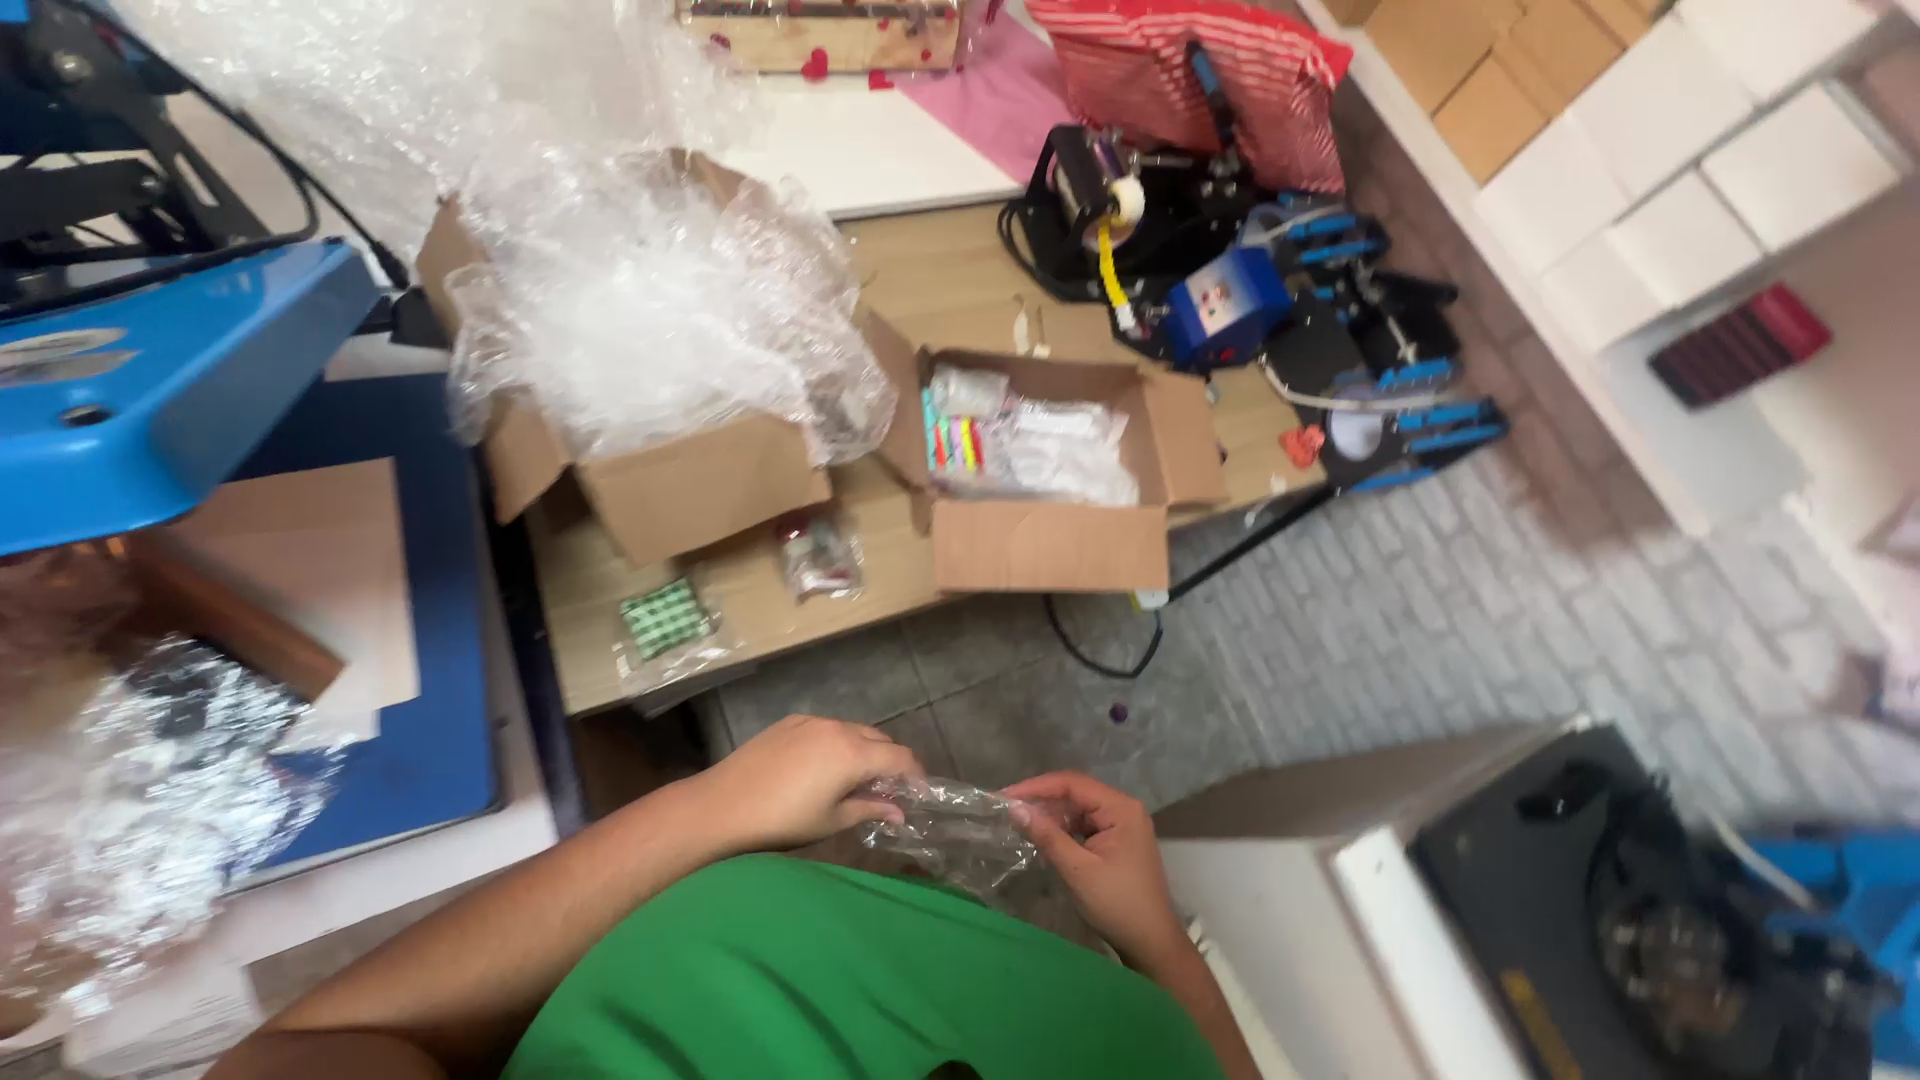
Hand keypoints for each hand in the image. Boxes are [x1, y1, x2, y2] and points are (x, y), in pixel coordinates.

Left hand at [690, 714, 924, 852]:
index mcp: (853, 753)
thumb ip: (870, 809)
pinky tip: (823, 768)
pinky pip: (827, 728)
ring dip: (864, 751)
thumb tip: (900, 812)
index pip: (900, 758)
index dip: (916, 775)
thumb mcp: (831, 821)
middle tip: (889, 790)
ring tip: (857, 779)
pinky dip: (838, 744)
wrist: (722, 805)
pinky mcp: (790, 722)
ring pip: (853, 731)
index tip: (921, 794)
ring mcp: (812, 721)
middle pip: (879, 740)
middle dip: (891, 762)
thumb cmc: (782, 821)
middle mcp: (838, 728)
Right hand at [1004, 771, 1188, 968]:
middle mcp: (1123, 808)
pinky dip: (1064, 829)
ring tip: (1021, 822)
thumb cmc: (1117, 905)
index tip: (1006, 797)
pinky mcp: (1117, 841)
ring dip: (1052, 815)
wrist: (1151, 944)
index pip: (1072, 784)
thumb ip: (1047, 835)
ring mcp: (1122, 825)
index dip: (1037, 787)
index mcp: (1120, 808)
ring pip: (1079, 809)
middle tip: (1009, 809)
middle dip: (1043, 800)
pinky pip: (1085, 825)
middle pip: (1076, 793)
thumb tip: (1014, 809)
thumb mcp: (1077, 870)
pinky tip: (1044, 837)